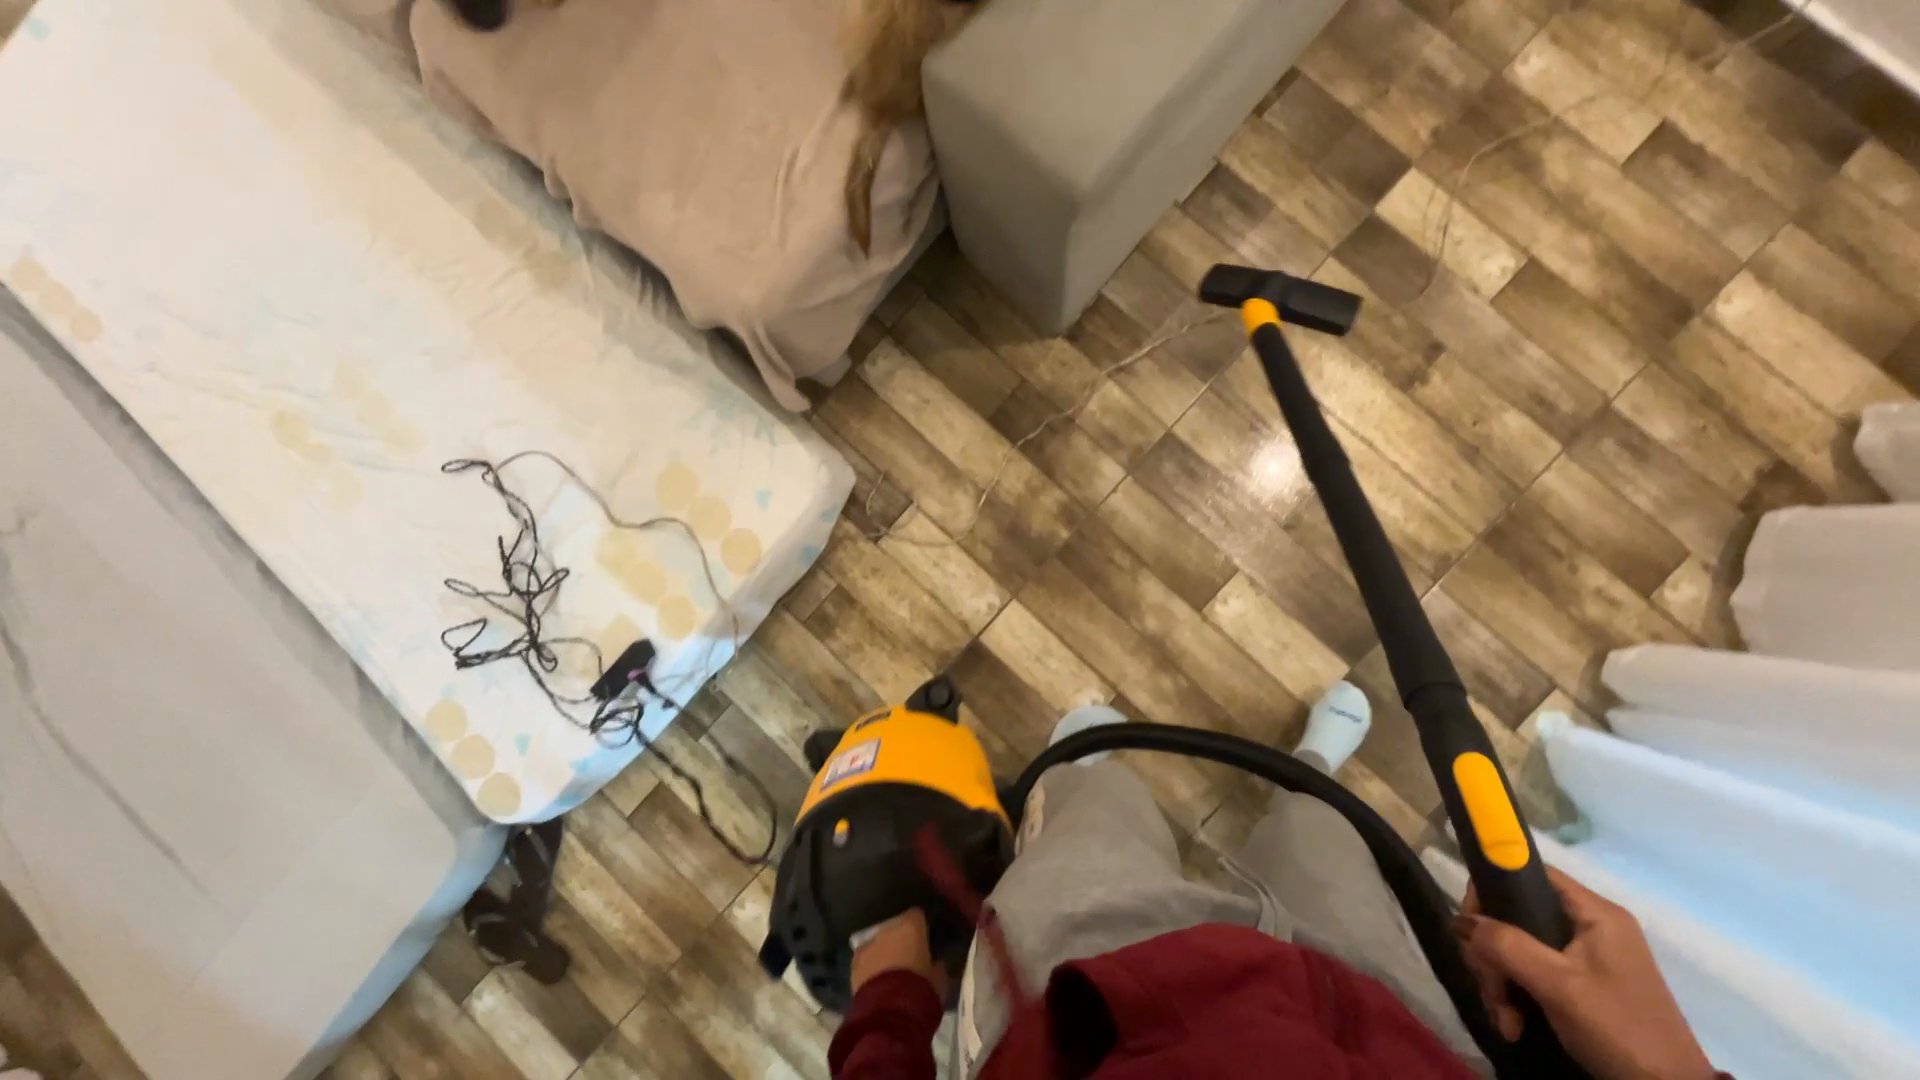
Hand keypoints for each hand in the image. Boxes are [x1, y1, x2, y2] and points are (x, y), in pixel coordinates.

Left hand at [850, 908, 946, 997]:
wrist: (889, 1014)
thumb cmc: (921, 991)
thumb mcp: (939, 981)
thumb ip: (937, 966)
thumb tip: (935, 963)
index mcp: (912, 926)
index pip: (917, 915)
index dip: (920, 928)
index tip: (924, 941)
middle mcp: (888, 929)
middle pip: (895, 927)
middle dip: (900, 939)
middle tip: (907, 958)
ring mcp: (869, 943)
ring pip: (879, 942)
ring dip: (884, 951)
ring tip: (890, 970)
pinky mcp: (854, 962)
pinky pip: (866, 958)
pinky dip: (870, 965)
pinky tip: (875, 979)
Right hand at [1458, 868, 1713, 1079]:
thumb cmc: (1620, 1030)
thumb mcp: (1558, 986)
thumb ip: (1505, 945)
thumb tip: (1458, 920)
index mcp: (1594, 913)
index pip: (1527, 872)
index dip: (1491, 888)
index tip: (1471, 924)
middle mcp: (1589, 925)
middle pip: (1516, 914)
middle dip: (1493, 952)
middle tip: (1489, 987)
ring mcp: (1586, 955)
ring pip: (1518, 946)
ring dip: (1501, 981)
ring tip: (1505, 1018)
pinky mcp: (1582, 982)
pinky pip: (1531, 970)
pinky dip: (1516, 994)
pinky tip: (1513, 1023)